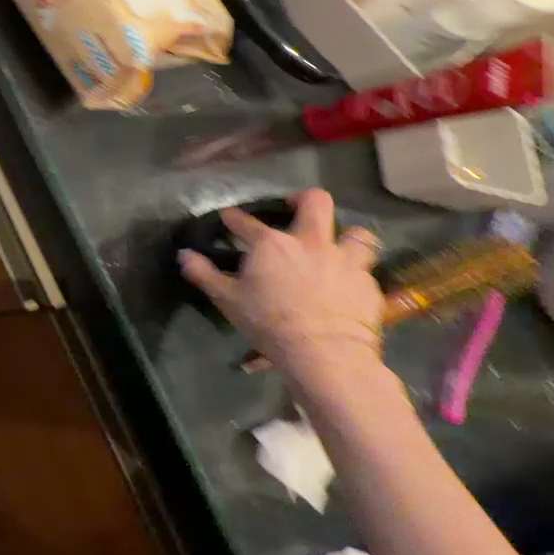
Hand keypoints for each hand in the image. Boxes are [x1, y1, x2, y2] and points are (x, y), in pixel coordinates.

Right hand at [178, 188, 385, 385]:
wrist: (325, 354)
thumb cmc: (269, 322)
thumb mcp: (227, 299)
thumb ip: (203, 273)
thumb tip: (184, 254)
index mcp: (271, 243)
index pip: (244, 221)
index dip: (232, 217)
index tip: (227, 218)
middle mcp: (311, 243)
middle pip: (316, 203)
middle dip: (303, 200)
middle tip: (293, 209)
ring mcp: (345, 262)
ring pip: (357, 233)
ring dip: (344, 237)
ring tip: (334, 247)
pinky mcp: (369, 285)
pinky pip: (365, 269)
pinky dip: (354, 271)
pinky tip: (344, 283)